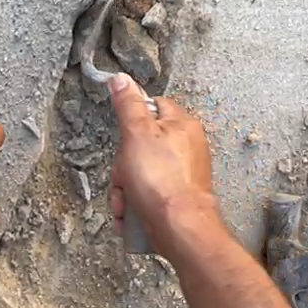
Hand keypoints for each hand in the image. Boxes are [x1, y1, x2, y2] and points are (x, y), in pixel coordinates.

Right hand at [107, 74, 221, 256]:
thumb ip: (128, 105)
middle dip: (124, 167)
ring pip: (141, 172)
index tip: (124, 138)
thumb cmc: (162, 181)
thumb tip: (121, 79)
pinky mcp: (177, 197)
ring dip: (125, 189)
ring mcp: (182, 173)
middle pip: (141, 145)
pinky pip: (149, 193)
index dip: (132, 122)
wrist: (180, 228)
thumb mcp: (137, 134)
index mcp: (182, 125)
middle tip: (125, 177)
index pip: (152, 107)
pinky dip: (135, 204)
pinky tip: (130, 214)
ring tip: (126, 202)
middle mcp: (186, 147)